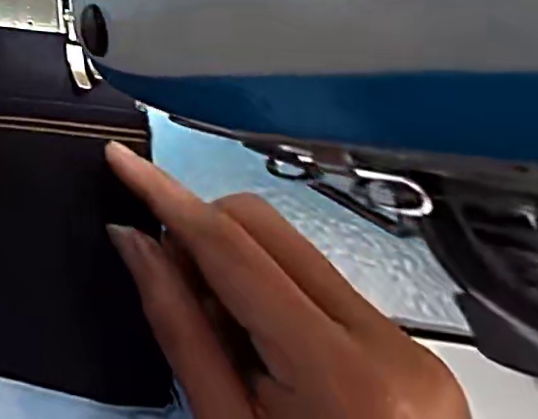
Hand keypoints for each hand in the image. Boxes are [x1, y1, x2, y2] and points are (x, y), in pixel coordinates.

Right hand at [105, 144, 469, 418]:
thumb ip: (177, 327)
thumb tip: (134, 241)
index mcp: (342, 377)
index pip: (231, 246)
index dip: (166, 194)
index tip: (123, 160)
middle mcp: (389, 347)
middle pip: (262, 224)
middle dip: (201, 234)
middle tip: (177, 289)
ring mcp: (410, 349)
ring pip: (287, 244)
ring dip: (233, 264)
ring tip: (227, 338)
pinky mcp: (413, 353)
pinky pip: (316, 279)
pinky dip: (268, 290)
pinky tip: (262, 349)